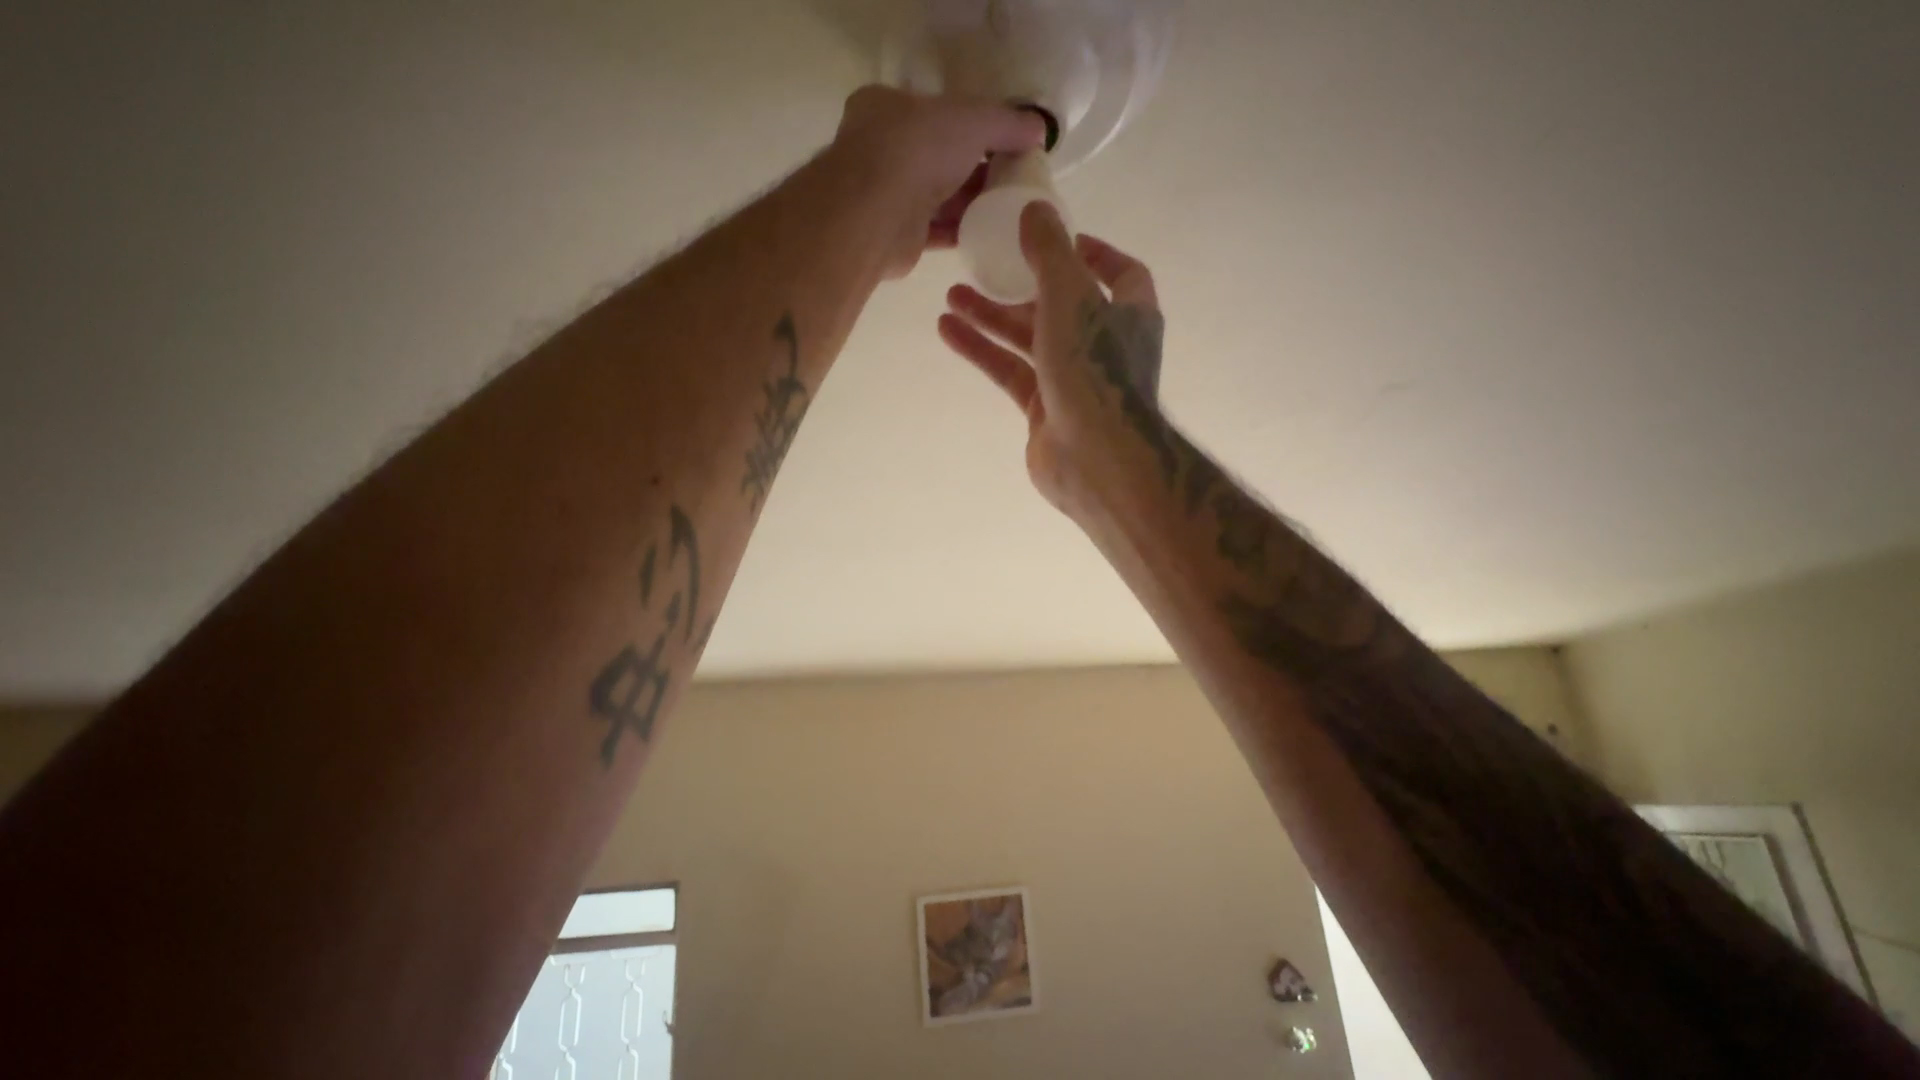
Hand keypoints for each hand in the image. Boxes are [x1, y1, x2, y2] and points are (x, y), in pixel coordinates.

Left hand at [831, 86, 1046, 276]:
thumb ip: (1007, 123)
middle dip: (974, 166)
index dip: (969, 122)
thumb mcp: (974, 120)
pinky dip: (959, 230)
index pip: (933, 110)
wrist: (878, 211)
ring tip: (1008, 205)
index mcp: (886, 107)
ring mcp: (883, 194)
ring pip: (935, 194)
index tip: (1002, 138)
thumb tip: (1039, 128)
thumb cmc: (918, 148)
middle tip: (1012, 175)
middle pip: (936, 155)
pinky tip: (989, 232)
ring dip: (969, 201)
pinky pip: (934, 229)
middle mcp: (879, 148)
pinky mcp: (895, 234)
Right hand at [938, 202, 1166, 515]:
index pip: (1121, 274)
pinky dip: (982, 350)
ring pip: (1029, 338)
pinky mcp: (1044, 410)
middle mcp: (1105, 345)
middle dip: (1023, 284)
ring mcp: (1073, 381)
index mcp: (1129, 315)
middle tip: (985, 264)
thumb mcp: (1071, 297)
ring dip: (993, 316)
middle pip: (1062, 304)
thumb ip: (1050, 251)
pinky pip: (1009, 371)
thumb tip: (1035, 209)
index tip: (1056, 237)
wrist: (1096, 459)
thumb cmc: (1094, 370)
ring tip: (952, 295)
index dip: (1092, 251)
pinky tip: (947, 331)